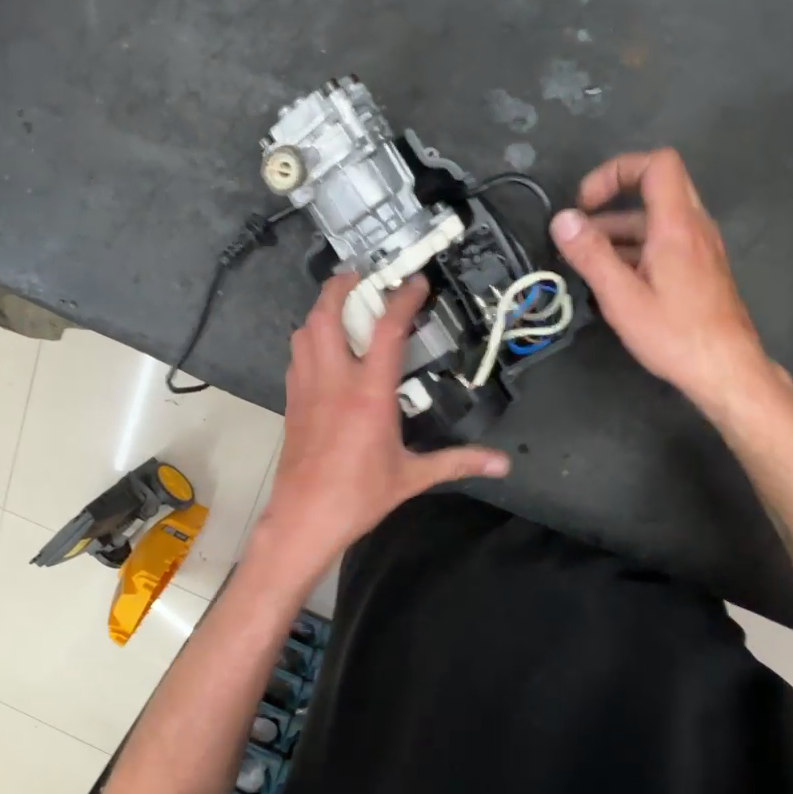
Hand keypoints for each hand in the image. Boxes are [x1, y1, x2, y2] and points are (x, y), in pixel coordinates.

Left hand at [253, 273, 510, 569]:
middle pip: (327, 315)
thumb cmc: (358, 496)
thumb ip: (457, 462)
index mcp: (368, 394)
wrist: (304, 517)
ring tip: (340, 305)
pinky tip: (321, 349)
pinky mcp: (291, 403)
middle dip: (341, 286)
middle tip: (359, 276)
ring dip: (320, 311)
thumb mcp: (412, 478)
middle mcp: (333, 382)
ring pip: (304, 332)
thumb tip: (501, 464)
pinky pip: (295, 358)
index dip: (402, 298)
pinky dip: (307, 341)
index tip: (416, 282)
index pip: (386, 329)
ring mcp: (306, 390)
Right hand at [549, 149, 785, 419]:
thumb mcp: (621, 296)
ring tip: (584, 261)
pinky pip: (664, 241)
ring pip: (657, 219)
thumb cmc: (673, 333)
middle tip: (580, 230)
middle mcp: (694, 226)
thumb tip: (562, 219)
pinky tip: (612, 280)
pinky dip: (634, 248)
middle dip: (613, 200)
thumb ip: (591, 255)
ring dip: (618, 230)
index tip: (585, 205)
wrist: (724, 366)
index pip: (657, 164)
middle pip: (656, 187)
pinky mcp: (699, 267)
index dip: (616, 171)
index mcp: (677, 225)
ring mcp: (700, 246)